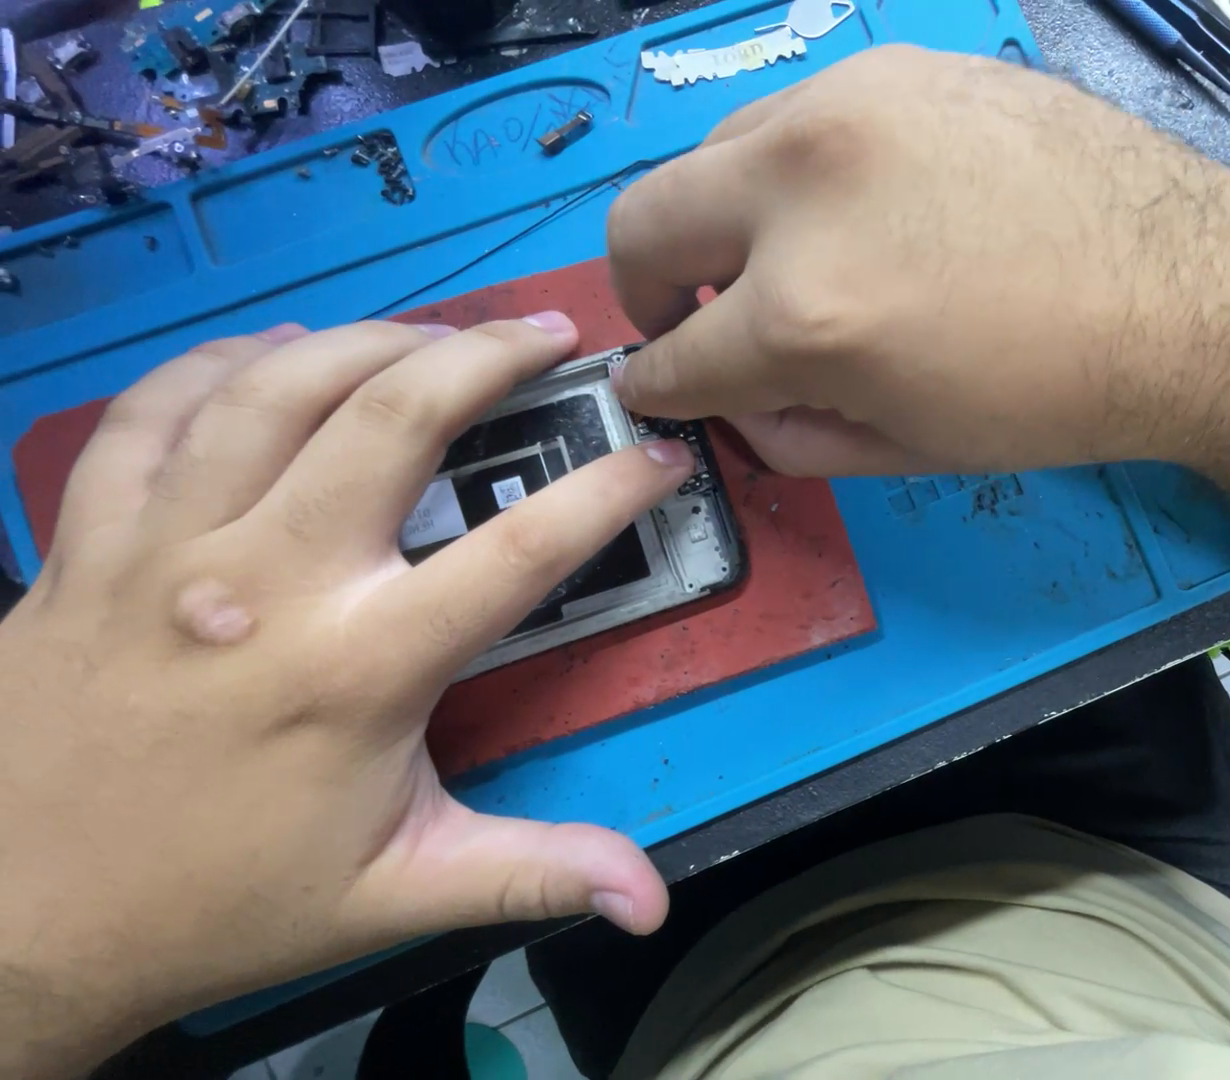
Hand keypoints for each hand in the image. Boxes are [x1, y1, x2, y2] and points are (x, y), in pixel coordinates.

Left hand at [0, 316, 686, 1076]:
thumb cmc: (226, 901)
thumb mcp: (404, 892)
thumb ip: (540, 877)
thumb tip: (655, 902)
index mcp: (360, 666)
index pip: (524, 549)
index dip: (612, 490)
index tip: (664, 456)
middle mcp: (266, 581)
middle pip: (392, 420)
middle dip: (487, 358)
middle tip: (552, 333)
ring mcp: (164, 549)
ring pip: (277, 389)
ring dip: (377, 339)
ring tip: (445, 329)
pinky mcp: (87, 540)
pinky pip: (161, 409)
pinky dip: (234, 361)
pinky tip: (293, 351)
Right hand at [607, 46, 1229, 474]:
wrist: (1186, 300)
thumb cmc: (1051, 400)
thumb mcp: (910, 451)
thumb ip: (796, 436)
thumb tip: (739, 407)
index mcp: (808, 313)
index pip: (676, 356)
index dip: (658, 385)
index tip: (657, 385)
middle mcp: (802, 189)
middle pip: (643, 222)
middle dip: (645, 287)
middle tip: (688, 319)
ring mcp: (851, 104)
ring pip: (716, 153)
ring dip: (723, 222)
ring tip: (786, 264)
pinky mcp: (901, 66)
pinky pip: (798, 117)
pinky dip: (796, 176)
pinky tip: (858, 211)